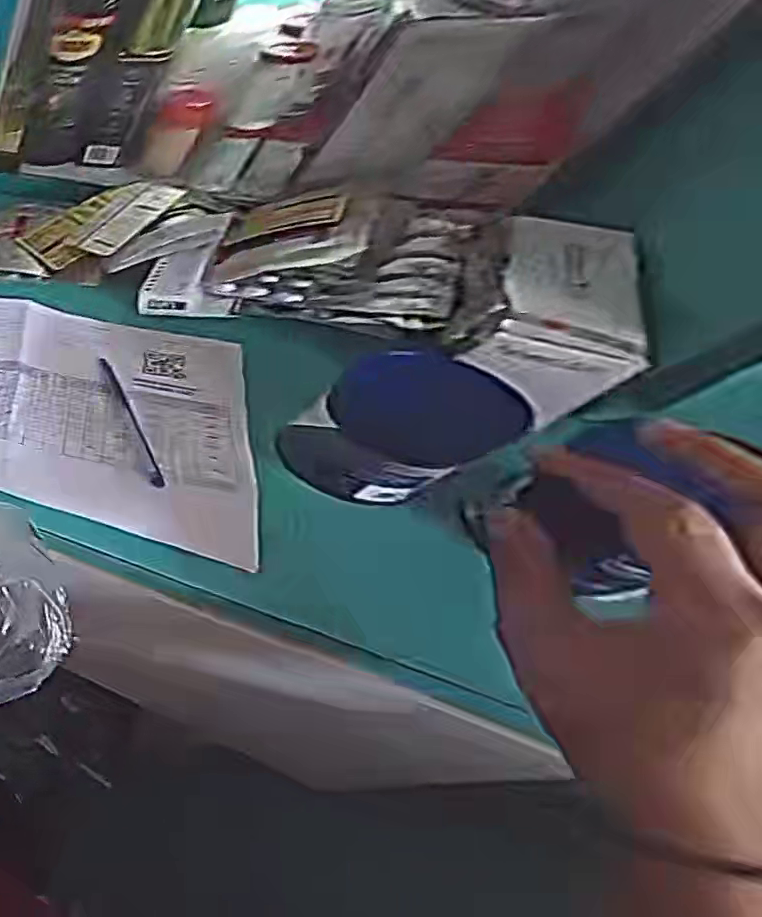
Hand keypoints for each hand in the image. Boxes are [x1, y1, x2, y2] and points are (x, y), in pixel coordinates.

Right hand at [489, 420, 761, 863]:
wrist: (702, 814)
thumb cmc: (631, 743)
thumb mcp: (545, 647)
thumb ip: (523, 570)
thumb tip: (511, 520)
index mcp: (721, 612)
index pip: (666, 511)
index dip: (602, 475)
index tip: (557, 463)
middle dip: (709, 456)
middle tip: (651, 434)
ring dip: (741, 486)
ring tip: (690, 464)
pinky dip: (749, 529)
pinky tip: (713, 525)